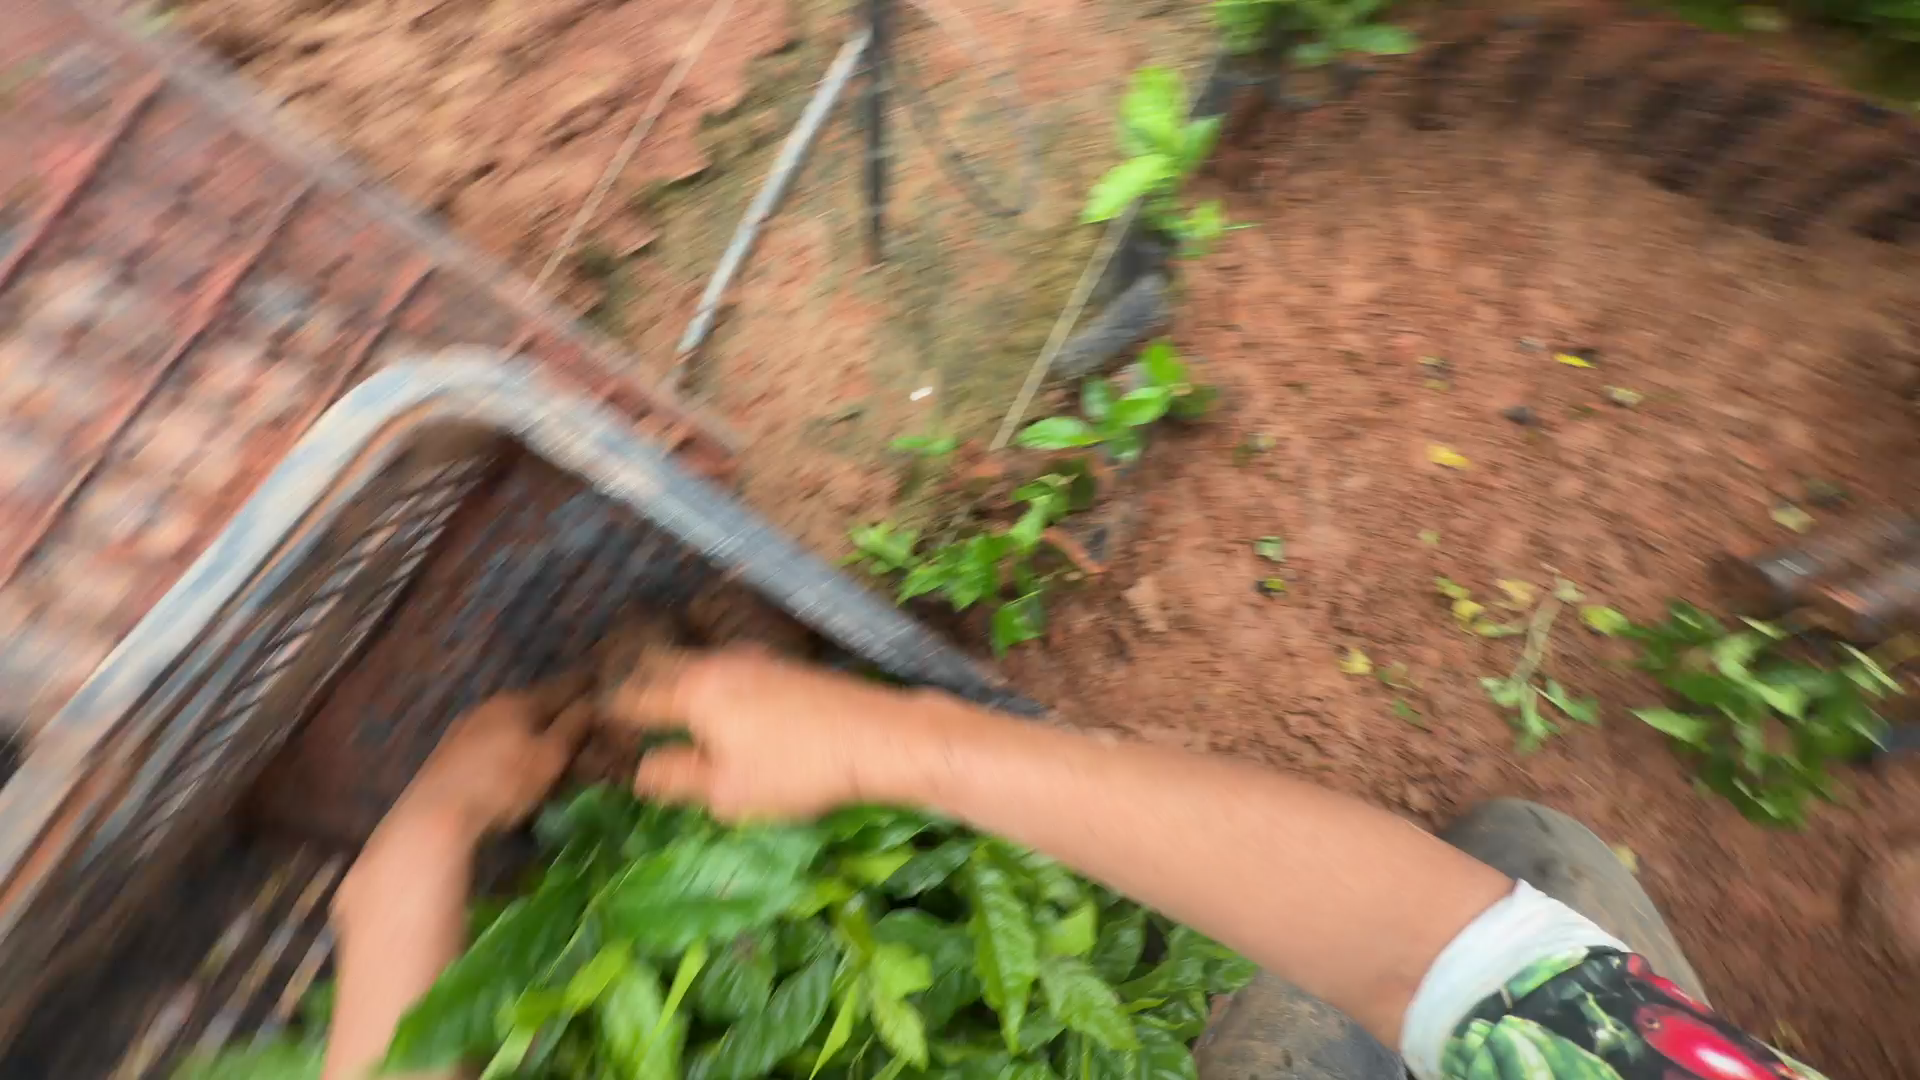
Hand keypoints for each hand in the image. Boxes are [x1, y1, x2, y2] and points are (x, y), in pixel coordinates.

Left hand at [394, 673, 593, 837]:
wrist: (432, 820)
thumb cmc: (503, 784)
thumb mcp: (551, 756)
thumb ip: (576, 725)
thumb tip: (595, 701)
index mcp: (520, 700)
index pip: (565, 685)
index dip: (589, 686)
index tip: (606, 687)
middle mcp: (491, 705)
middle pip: (536, 703)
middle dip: (559, 712)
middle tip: (582, 724)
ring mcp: (465, 728)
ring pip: (512, 722)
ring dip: (533, 730)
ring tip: (550, 747)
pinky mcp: (447, 754)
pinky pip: (492, 740)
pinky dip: (510, 746)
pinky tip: (514, 764)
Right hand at [604, 647, 952, 820]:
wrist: (874, 735)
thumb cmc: (795, 769)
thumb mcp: (726, 791)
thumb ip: (676, 776)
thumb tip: (642, 768)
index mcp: (696, 692)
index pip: (638, 699)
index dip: (616, 713)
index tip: (601, 723)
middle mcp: (721, 664)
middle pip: (668, 665)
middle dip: (643, 679)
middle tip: (627, 699)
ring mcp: (758, 659)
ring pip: (702, 661)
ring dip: (680, 674)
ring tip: (669, 693)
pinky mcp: (787, 665)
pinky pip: (733, 665)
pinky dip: (714, 675)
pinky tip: (725, 692)